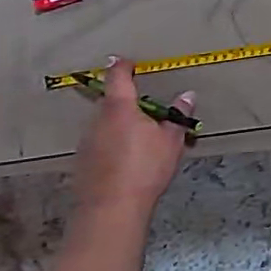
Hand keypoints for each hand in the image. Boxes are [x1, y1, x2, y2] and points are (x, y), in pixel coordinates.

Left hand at [71, 58, 194, 214]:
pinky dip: (111, 144)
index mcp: (120, 107)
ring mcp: (87, 140)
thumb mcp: (171, 141)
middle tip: (148, 113)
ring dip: (119, 125)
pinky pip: (99, 143)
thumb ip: (178, 116)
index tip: (130, 63)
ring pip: (104, 123)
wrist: (111, 207)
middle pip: (111, 101)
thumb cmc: (145, 168)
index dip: (124, 66)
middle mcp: (98, 118)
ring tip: (140, 140)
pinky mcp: (82, 161)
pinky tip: (126, 161)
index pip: (118, 75)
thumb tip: (187, 96)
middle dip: (128, 103)